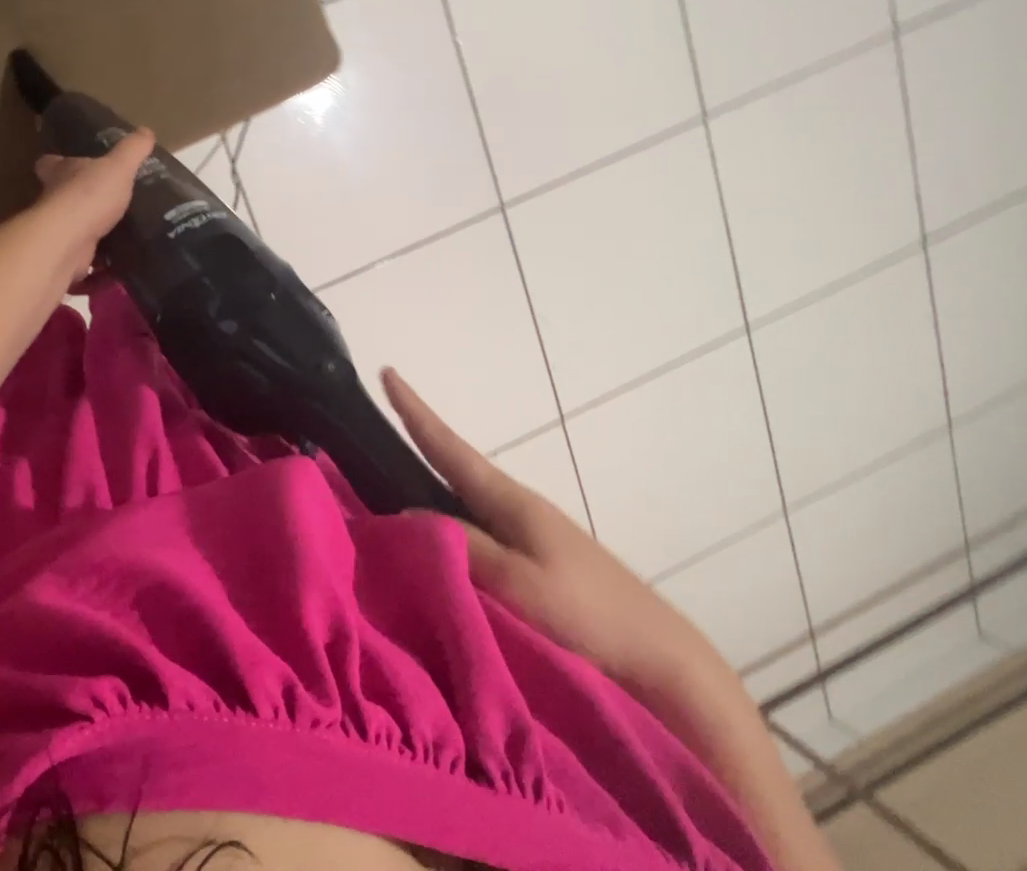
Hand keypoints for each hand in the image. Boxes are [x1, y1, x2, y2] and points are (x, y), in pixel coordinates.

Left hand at [33, 127, 152, 251]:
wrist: (69, 241)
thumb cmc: (89, 195)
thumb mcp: (118, 167)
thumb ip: (132, 150)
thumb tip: (147, 130)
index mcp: (61, 171)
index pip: (50, 162)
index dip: (57, 162)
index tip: (68, 163)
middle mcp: (53, 198)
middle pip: (60, 193)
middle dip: (78, 196)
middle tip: (105, 199)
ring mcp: (58, 228)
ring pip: (72, 224)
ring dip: (89, 226)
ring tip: (118, 228)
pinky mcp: (66, 252)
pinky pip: (83, 252)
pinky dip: (97, 255)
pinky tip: (117, 256)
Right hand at [382, 369, 733, 696]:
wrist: (656, 654)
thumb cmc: (585, 613)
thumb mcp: (514, 580)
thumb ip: (459, 544)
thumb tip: (405, 513)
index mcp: (510, 501)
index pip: (450, 447)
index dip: (415, 412)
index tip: (388, 372)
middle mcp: (516, 506)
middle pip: (454, 466)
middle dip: (415, 442)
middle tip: (370, 432)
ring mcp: (528, 532)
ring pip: (462, 499)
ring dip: (426, 483)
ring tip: (385, 482)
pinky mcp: (533, 561)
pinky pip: (474, 528)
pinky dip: (445, 520)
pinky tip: (431, 536)